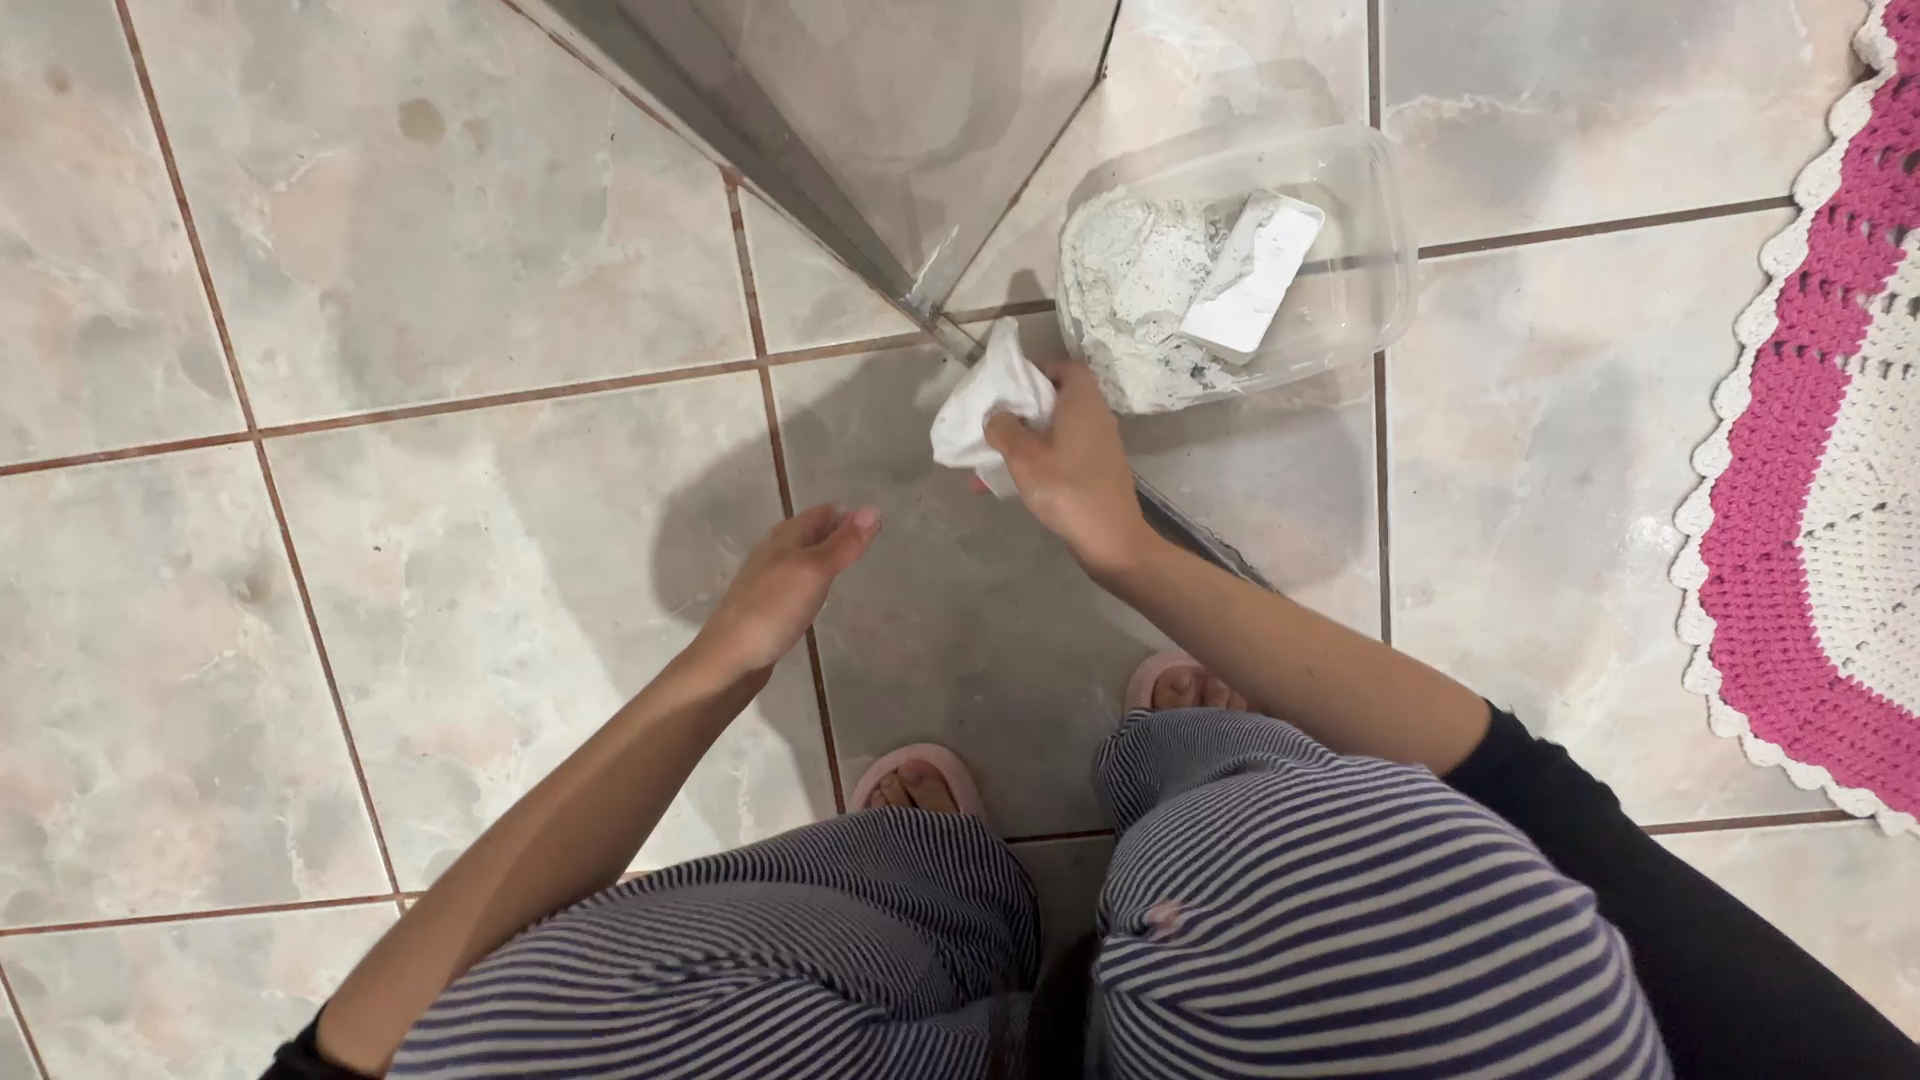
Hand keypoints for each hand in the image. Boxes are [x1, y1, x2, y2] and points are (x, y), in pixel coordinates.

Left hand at [688, 503, 880, 678]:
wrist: (729, 658)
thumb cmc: (773, 609)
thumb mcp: (814, 572)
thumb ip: (843, 544)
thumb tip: (873, 510)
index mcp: (785, 536)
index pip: (824, 512)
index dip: (851, 517)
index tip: (879, 530)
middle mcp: (775, 551)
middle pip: (814, 532)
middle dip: (840, 534)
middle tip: (870, 550)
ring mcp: (769, 578)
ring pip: (805, 557)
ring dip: (827, 558)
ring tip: (852, 570)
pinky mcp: (768, 603)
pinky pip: (797, 582)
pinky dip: (815, 581)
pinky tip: (822, 597)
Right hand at [984, 362, 1156, 576]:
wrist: (1111, 539)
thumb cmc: (1067, 489)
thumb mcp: (1025, 457)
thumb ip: (1004, 429)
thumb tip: (996, 415)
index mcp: (1082, 402)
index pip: (1066, 368)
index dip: (1040, 371)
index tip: (1012, 386)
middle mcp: (1096, 417)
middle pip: (1058, 400)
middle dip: (1024, 410)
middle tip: (996, 421)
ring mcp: (1099, 446)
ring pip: (1057, 431)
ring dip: (1026, 441)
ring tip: (993, 457)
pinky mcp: (1097, 471)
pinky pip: (1062, 455)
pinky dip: (1039, 462)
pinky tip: (1010, 485)